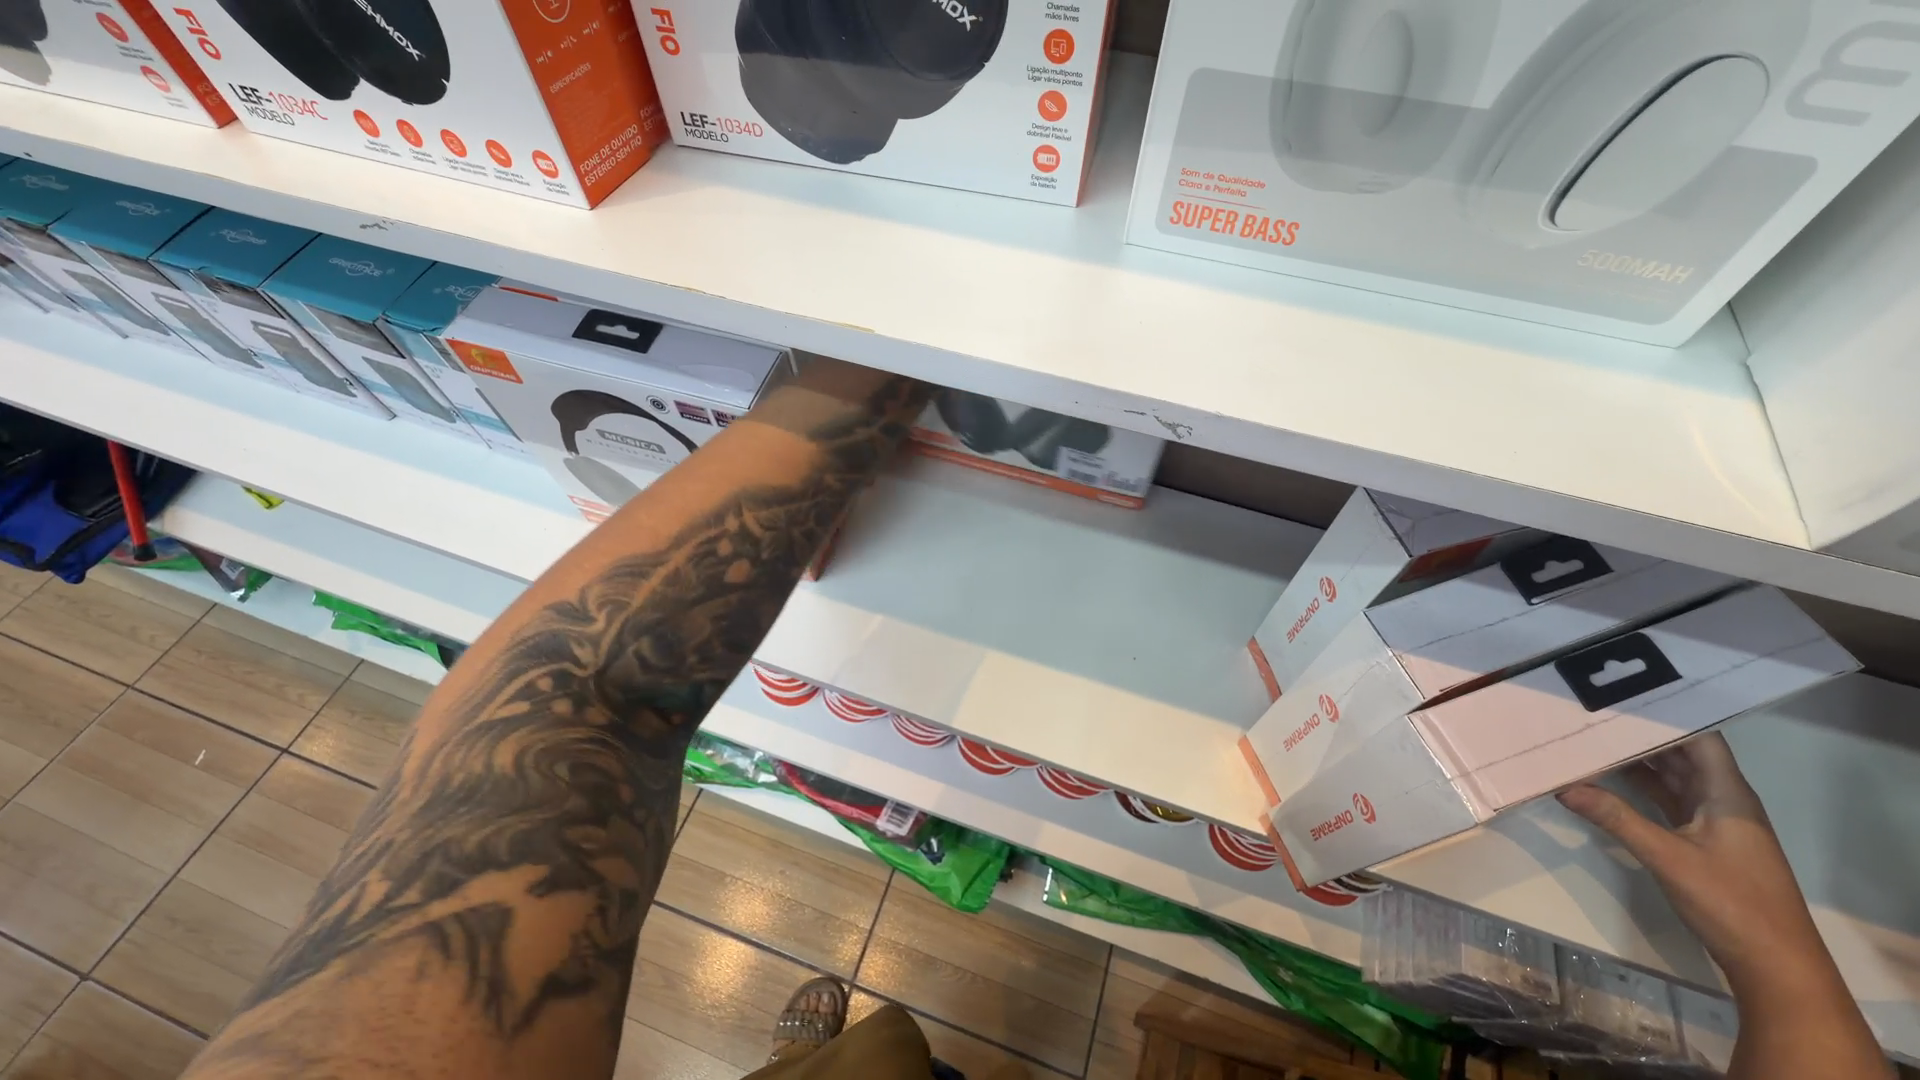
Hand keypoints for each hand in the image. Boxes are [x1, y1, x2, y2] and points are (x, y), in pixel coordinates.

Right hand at [1556, 733, 1827, 992]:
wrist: (1772, 961)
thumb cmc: (1731, 902)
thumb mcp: (1667, 857)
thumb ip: (1616, 818)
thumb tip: (1564, 786)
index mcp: (1728, 795)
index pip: (1699, 738)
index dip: (1666, 716)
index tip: (1622, 697)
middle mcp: (1723, 800)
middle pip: (1682, 754)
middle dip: (1640, 734)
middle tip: (1592, 714)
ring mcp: (1714, 821)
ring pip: (1672, 777)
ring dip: (1637, 761)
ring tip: (1590, 739)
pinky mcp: (1701, 840)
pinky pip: (1667, 801)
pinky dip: (1639, 789)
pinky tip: (1606, 780)